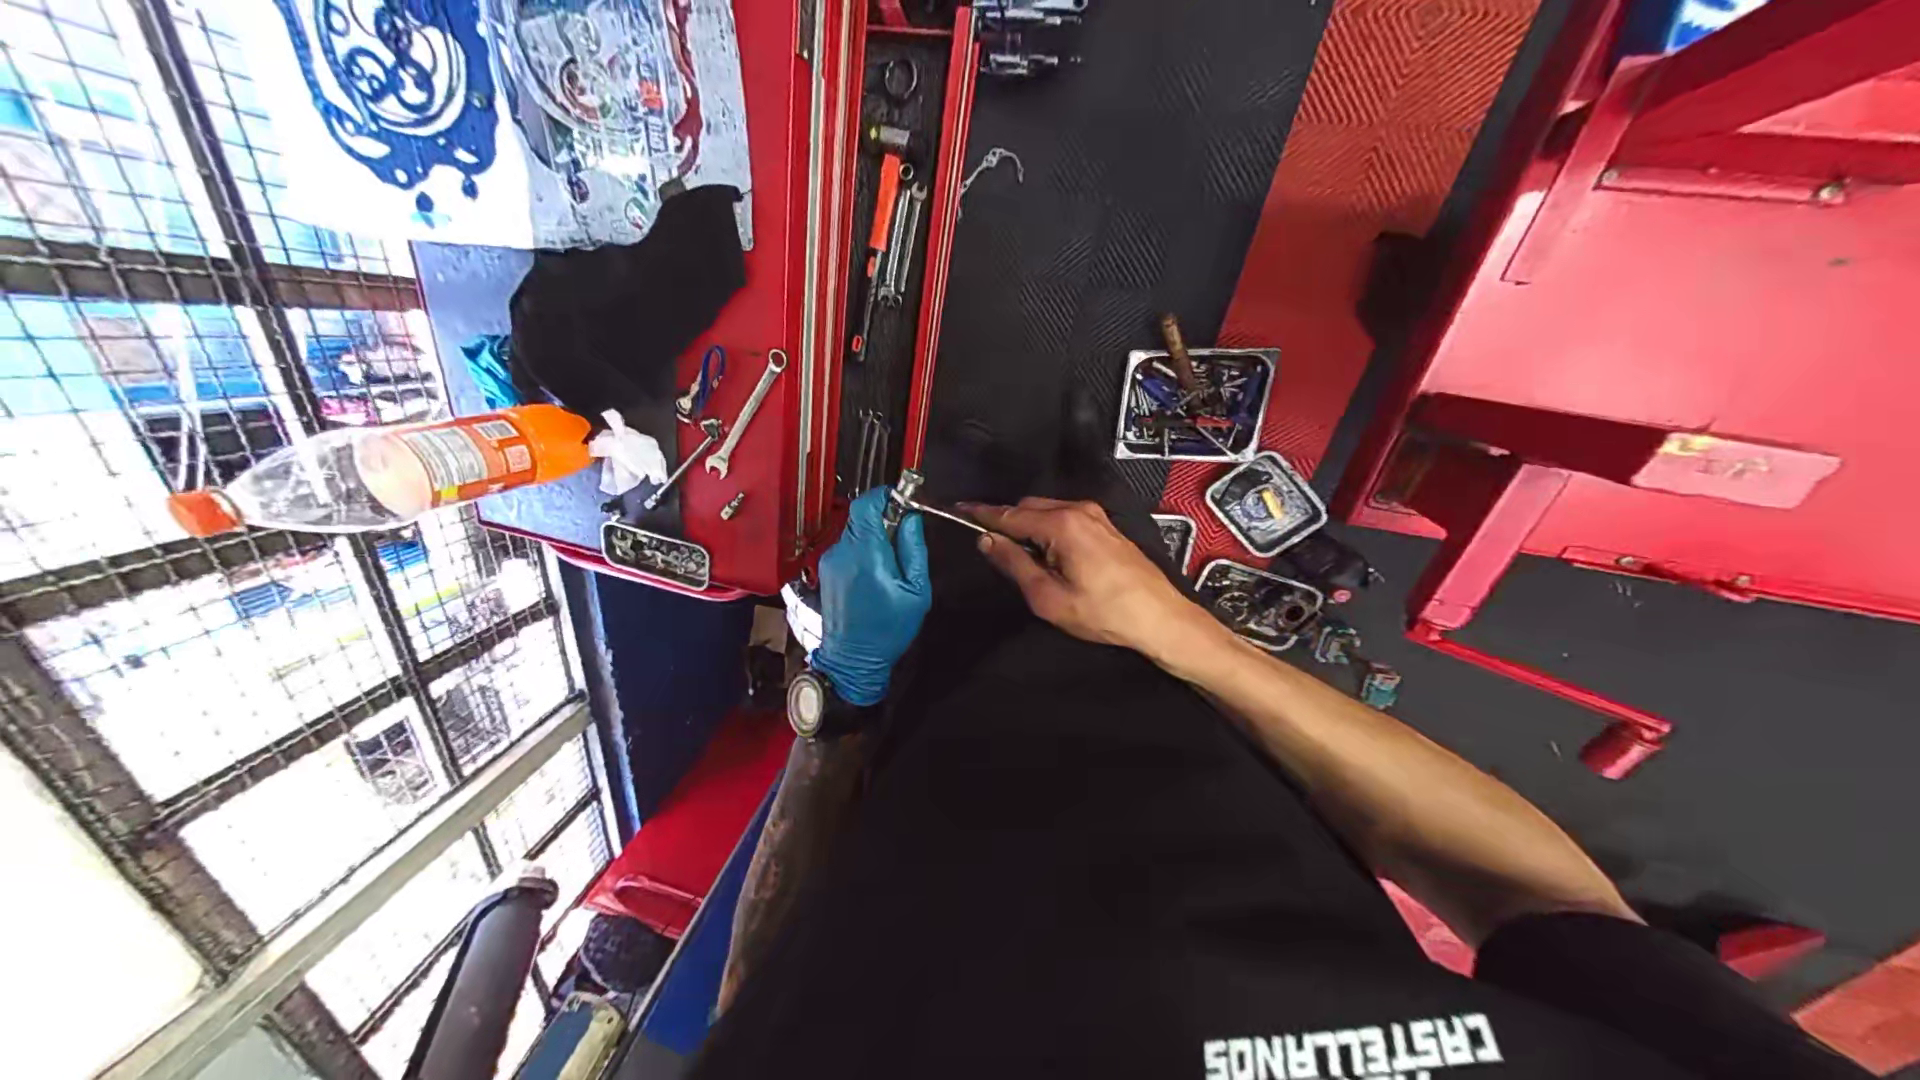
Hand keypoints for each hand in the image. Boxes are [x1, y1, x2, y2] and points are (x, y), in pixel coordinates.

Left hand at [811, 488, 931, 704]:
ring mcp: (830, 561)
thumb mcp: (916, 590)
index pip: (867, 503)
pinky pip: (846, 548)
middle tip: (902, 537)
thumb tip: (912, 518)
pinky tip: (874, 573)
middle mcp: (842, 551)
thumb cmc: (888, 628)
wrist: (853, 659)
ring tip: (890, 562)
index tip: (902, 502)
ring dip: (873, 536)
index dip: (885, 496)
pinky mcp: (826, 571)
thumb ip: (914, 549)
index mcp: (866, 552)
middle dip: (883, 519)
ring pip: (853, 531)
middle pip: (860, 516)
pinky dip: (862, 550)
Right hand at [964, 498, 1214, 661]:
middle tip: (994, 551)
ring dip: (1029, 528)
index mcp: (1062, 524)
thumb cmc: (1105, 613)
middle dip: (1007, 524)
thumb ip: (1013, 563)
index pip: (1009, 514)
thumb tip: (987, 540)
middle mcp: (1079, 510)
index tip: (959, 510)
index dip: (981, 514)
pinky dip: (1048, 530)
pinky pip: (1065, 518)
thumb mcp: (1047, 596)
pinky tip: (1050, 558)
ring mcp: (1096, 515)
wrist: (1159, 618)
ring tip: (1026, 563)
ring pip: (1046, 511)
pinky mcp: (1105, 525)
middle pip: (1027, 507)